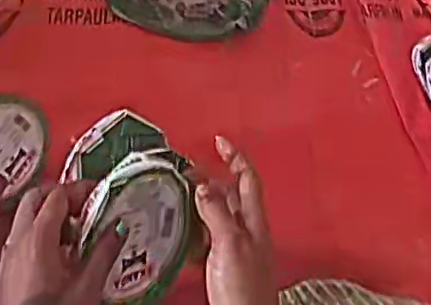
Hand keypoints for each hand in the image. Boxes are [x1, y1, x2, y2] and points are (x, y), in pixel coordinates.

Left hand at [0, 181, 122, 304]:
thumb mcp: (88, 287)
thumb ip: (105, 250)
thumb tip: (119, 226)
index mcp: (38, 237)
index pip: (59, 193)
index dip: (81, 190)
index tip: (100, 195)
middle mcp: (18, 241)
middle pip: (36, 198)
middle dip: (60, 196)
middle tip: (84, 207)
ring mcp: (7, 259)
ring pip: (24, 218)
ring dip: (47, 216)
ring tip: (73, 234)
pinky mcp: (3, 277)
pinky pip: (19, 240)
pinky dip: (37, 236)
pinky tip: (55, 259)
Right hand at [196, 136, 275, 304]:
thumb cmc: (245, 290)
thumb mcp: (231, 244)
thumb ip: (217, 212)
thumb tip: (201, 186)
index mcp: (253, 219)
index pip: (247, 176)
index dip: (234, 154)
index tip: (218, 139)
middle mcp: (246, 229)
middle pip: (229, 193)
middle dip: (208, 177)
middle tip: (184, 169)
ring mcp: (236, 248)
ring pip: (217, 215)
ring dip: (198, 203)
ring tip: (177, 195)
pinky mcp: (223, 268)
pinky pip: (208, 239)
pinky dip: (194, 230)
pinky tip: (180, 231)